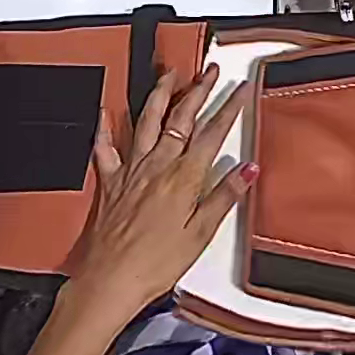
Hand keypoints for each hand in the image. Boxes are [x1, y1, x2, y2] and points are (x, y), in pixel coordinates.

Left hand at [59, 66, 255, 331]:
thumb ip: (225, 196)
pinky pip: (106, 148)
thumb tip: (249, 169)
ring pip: (147, 121)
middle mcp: (158, 165)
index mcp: (184, 177)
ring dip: (160, 94)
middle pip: (182, 118)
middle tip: (210, 72)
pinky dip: (105, 128)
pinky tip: (106, 112)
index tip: (240, 89)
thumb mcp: (201, 234)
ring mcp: (132, 170)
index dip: (229, 107)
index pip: (213, 132)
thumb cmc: (156, 263)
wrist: (109, 282)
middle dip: (199, 90)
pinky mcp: (111, 181)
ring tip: (169, 75)